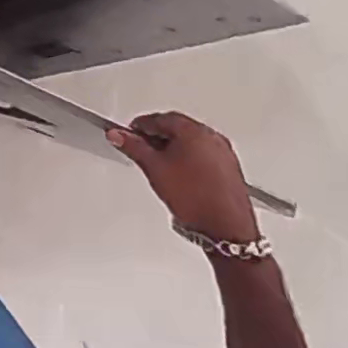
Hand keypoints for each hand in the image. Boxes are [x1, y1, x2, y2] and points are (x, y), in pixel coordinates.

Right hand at [107, 112, 260, 243]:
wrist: (225, 228)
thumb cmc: (196, 198)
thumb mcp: (153, 167)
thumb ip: (132, 146)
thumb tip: (118, 135)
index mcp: (193, 130)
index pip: (158, 118)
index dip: (139, 126)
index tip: (128, 134)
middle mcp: (211, 137)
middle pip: (176, 127)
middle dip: (155, 136)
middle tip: (140, 147)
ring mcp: (223, 153)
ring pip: (190, 142)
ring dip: (172, 147)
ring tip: (158, 164)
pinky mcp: (229, 169)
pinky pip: (203, 155)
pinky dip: (188, 158)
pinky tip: (178, 174)